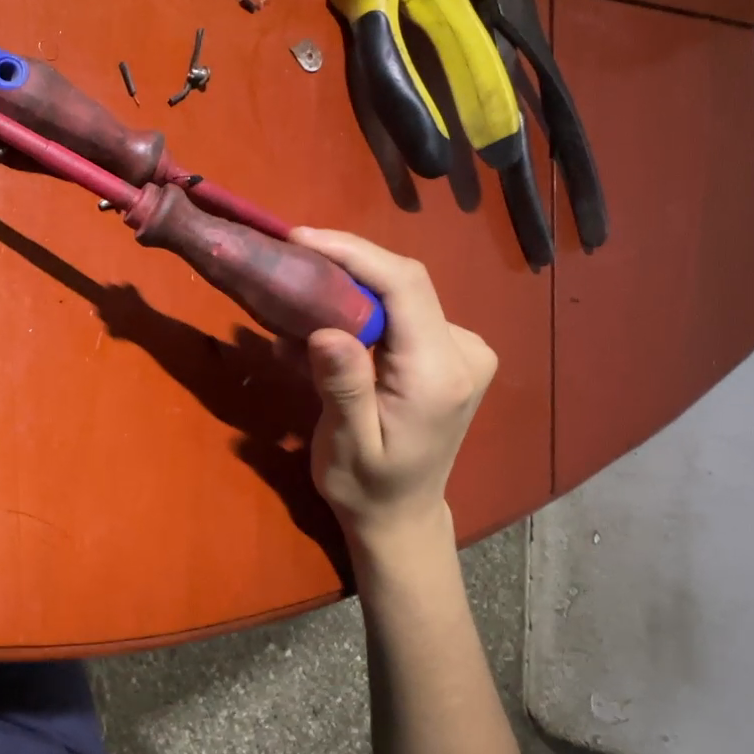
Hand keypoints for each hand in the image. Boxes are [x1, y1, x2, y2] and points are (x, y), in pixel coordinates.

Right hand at [290, 228, 497, 546]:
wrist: (401, 514)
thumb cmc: (366, 485)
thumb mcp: (347, 443)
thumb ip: (343, 386)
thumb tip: (325, 331)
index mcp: (439, 373)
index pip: (404, 288)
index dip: (354, 253)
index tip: (302, 238)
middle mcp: (463, 351)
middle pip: (405, 283)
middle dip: (347, 262)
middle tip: (289, 254)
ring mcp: (461, 350)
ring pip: (402, 294)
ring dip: (350, 284)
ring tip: (298, 284)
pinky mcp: (447, 353)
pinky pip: (402, 313)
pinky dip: (361, 307)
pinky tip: (324, 317)